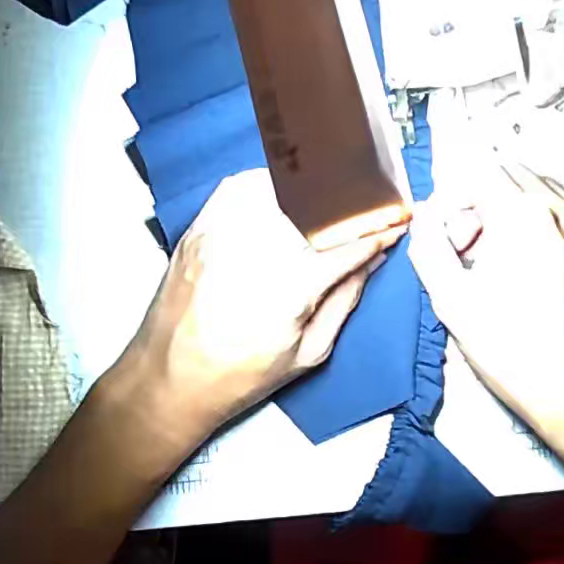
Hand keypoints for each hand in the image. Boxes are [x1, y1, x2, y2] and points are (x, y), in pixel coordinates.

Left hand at [105, 169, 403, 452]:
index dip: (379, 233)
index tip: (396, 225)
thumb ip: (345, 299)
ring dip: (313, 191)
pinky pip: (240, 187)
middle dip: (352, 205)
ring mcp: (221, 234)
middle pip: (317, 207)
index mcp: (289, 289)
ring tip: (332, 200)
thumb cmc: (240, 376)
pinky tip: (285, 197)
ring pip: (279, 187)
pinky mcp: (198, 229)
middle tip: (370, 208)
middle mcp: (254, 251)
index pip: (348, 245)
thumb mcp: (309, 351)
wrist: (167, 379)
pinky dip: (269, 184)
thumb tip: (372, 261)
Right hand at [407, 164, 563, 471]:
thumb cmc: (514, 353)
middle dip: (485, 201)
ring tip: (505, 261)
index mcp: (524, 213)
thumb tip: (426, 217)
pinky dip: (547, 229)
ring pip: (546, 194)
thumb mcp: (452, 302)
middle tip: (471, 249)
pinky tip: (539, 273)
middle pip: (513, 176)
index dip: (453, 198)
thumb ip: (429, 247)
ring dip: (516, 212)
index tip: (447, 234)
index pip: (478, 172)